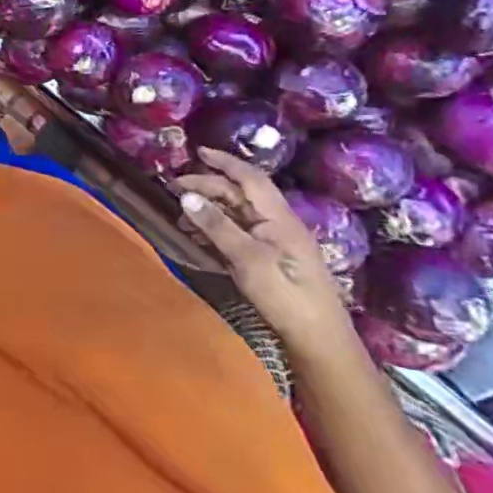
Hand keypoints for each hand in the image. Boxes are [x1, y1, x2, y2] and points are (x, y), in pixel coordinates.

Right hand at [173, 147, 352, 350]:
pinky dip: (215, 228)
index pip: (249, 178)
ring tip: (180, 216)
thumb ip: (216, 225)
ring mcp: (274, 242)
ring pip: (236, 214)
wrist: (318, 340)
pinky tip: (197, 236)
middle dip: (207, 187)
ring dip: (208, 209)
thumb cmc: (286, 296)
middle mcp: (277, 223)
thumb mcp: (247, 259)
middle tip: (174, 189)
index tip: (198, 151)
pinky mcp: (270, 259)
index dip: (225, 162)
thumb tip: (185, 196)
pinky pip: (237, 233)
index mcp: (278, 217)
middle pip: (239, 194)